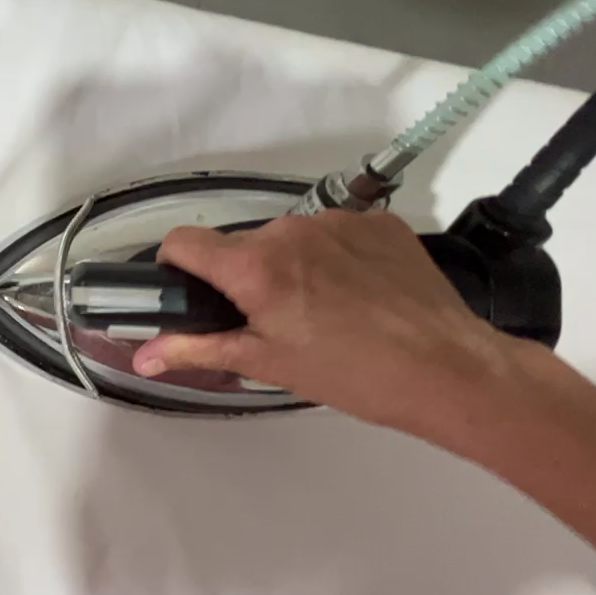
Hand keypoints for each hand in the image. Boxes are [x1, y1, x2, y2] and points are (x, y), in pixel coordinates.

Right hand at [131, 211, 526, 434]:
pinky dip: (328, 255)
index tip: (192, 292)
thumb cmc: (351, 373)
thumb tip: (141, 358)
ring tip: (316, 306)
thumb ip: (194, 350)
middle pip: (235, 243)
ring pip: (283, 237)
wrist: (454, 371)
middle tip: (265, 317)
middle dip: (237, 274)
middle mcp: (288, 230)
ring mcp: (337, 221)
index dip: (175, 265)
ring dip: (284, 263)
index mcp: (253, 264)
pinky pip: (330, 231)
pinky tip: (352, 291)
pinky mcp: (378, 222)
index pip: (182, 241)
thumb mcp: (263, 363)